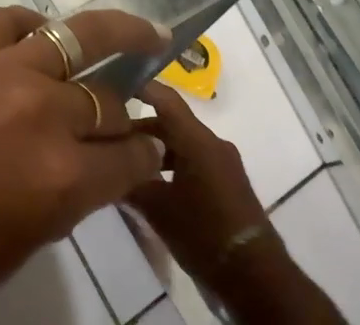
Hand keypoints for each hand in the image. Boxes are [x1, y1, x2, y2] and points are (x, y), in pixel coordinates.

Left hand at [0, 6, 169, 322]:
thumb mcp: (15, 249)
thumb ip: (63, 200)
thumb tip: (89, 170)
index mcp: (62, 181)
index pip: (132, 159)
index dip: (149, 157)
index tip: (157, 151)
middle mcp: (44, 116)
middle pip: (109, 100)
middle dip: (128, 113)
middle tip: (135, 115)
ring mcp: (0, 72)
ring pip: (79, 38)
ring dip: (117, 37)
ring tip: (143, 31)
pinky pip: (11, 19)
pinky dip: (36, 24)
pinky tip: (45, 35)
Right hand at [128, 83, 345, 323]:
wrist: (254, 276)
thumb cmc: (204, 233)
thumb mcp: (158, 209)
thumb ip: (130, 183)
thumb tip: (105, 166)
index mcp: (198, 141)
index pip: (166, 99)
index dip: (140, 87)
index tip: (111, 83)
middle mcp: (213, 144)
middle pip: (171, 123)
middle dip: (139, 128)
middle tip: (106, 137)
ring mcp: (223, 163)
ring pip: (181, 144)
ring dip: (154, 150)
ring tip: (123, 163)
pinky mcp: (226, 183)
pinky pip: (193, 161)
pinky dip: (170, 166)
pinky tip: (149, 185)